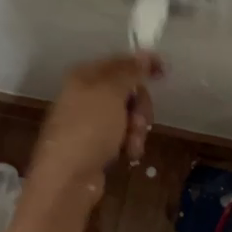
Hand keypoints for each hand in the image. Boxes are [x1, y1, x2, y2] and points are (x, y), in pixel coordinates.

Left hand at [26, 53, 161, 204]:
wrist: (67, 179)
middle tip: (139, 121)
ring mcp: (90, 121)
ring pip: (127, 115)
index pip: (119, 61)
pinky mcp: (95, 144)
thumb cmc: (88, 129)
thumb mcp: (111, 92)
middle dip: (140, 106)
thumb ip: (129, 71)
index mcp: (84, 76)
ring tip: (132, 144)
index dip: (142, 65)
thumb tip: (144, 52)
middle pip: (127, 90)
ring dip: (137, 128)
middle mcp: (85, 95)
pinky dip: (129, 143)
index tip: (164, 72)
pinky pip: (121, 135)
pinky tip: (128, 154)